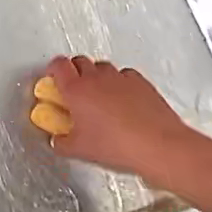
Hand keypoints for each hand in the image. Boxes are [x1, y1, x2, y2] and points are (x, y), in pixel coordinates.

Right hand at [44, 56, 211, 188]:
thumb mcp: (79, 150)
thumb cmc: (119, 145)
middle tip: (73, 89)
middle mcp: (97, 78)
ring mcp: (120, 78)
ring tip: (98, 96)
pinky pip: (124, 75)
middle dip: (74, 71)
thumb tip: (59, 141)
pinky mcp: (141, 82)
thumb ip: (62, 142)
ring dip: (97, 77)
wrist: (158, 146)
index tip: (52, 79)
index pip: (58, 66)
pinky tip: (122, 100)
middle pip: (79, 61)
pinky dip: (120, 83)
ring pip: (102, 67)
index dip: (53, 70)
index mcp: (76, 89)